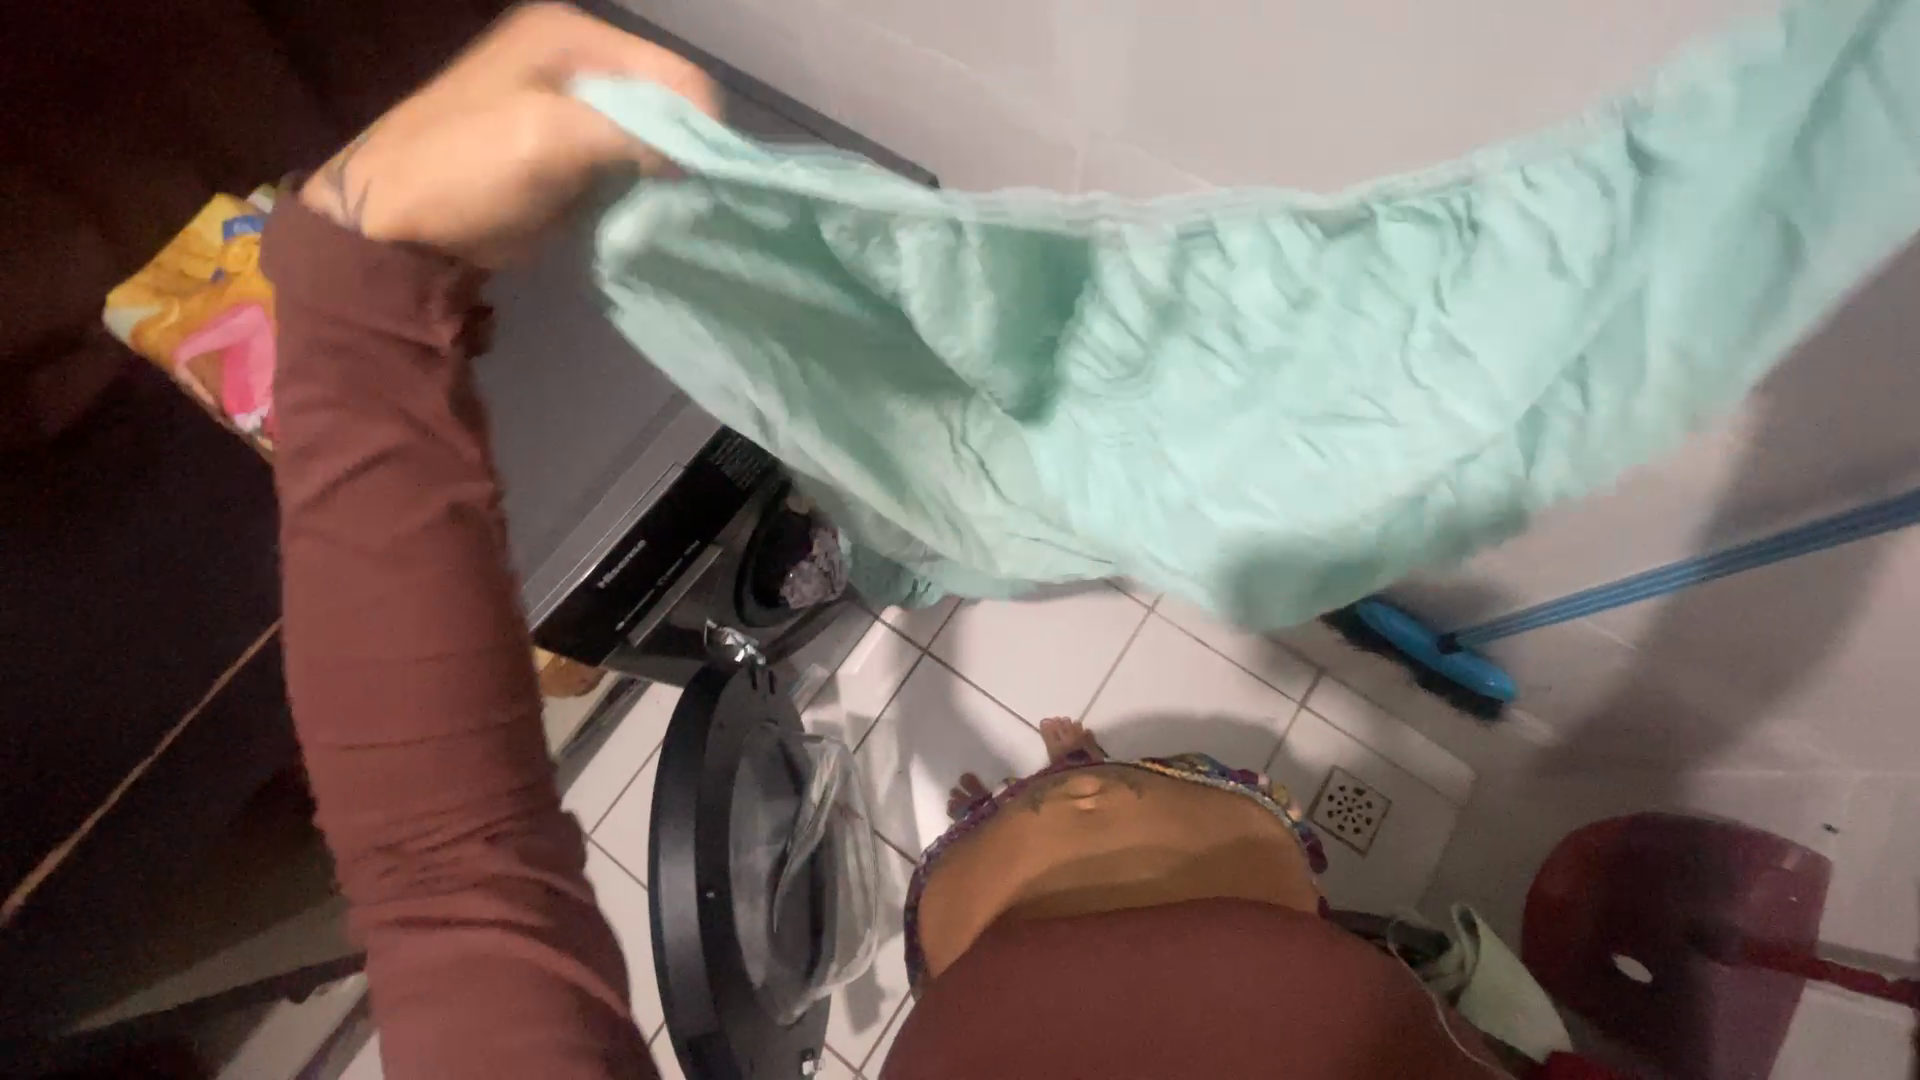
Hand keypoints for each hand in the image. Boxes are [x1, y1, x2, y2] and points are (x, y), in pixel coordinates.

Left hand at [298, 3, 716, 266]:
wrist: (403, 220)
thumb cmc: (468, 169)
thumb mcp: (550, 139)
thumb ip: (631, 134)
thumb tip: (696, 159)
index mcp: (570, 37)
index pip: (675, 73)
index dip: (701, 125)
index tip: (701, 180)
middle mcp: (580, 62)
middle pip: (669, 103)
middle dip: (684, 150)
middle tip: (678, 197)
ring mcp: (578, 108)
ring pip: (657, 138)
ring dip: (665, 175)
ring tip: (654, 206)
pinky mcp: (577, 150)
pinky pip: (635, 164)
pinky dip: (645, 190)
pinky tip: (636, 209)